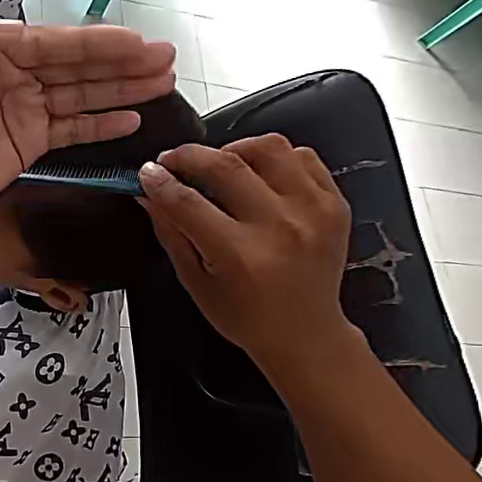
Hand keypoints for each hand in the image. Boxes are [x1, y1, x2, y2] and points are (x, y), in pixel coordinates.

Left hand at [0, 12, 175, 218]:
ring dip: (123, 88)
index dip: (96, 45)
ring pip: (84, 94)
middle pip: (78, 66)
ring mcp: (30, 108)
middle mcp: (18, 76)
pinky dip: (103, 124)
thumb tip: (7, 24)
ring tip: (161, 81)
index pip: (54, 44)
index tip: (132, 43)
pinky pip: (75, 128)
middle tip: (162, 57)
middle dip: (122, 62)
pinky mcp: (35, 139)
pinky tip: (131, 118)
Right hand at [139, 136, 357, 375]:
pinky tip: (259, 176)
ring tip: (220, 165)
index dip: (160, 181)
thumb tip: (150, 193)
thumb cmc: (251, 318)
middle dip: (188, 156)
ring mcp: (312, 213)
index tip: (149, 173)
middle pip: (225, 165)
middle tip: (174, 161)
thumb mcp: (197, 282)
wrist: (304, 334)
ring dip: (234, 149)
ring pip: (267, 148)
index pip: (188, 201)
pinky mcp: (333, 205)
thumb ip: (171, 232)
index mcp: (241, 256)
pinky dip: (275, 158)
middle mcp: (280, 229)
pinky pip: (302, 156)